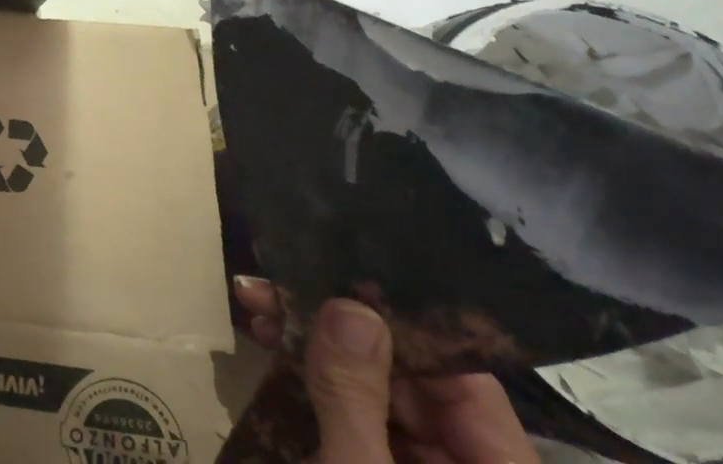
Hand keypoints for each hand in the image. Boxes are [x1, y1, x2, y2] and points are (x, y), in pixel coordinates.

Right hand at [234, 277, 538, 463]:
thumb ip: (355, 397)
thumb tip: (351, 306)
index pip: (460, 378)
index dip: (397, 324)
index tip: (331, 277)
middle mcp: (467, 463)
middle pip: (408, 383)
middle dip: (334, 330)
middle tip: (266, 288)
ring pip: (372, 398)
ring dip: (312, 351)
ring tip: (254, 308)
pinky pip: (352, 423)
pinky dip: (311, 388)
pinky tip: (271, 350)